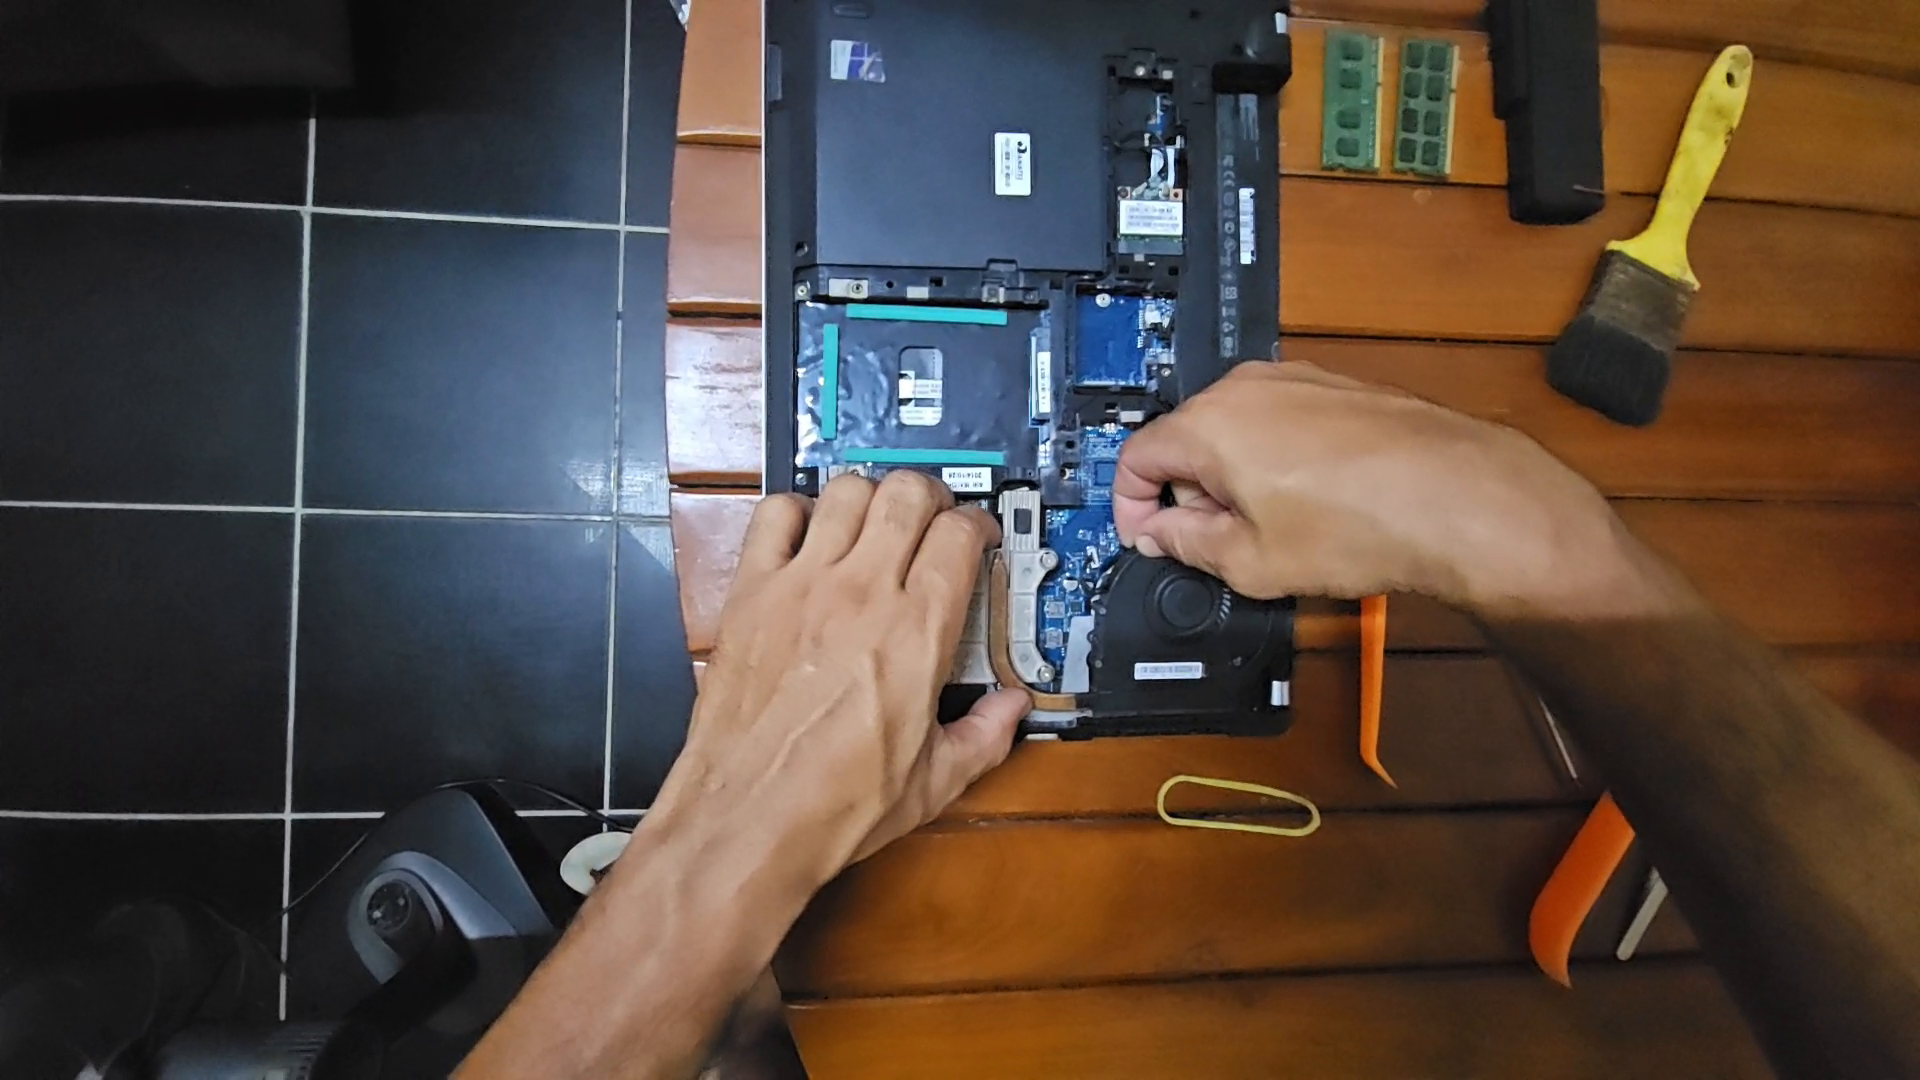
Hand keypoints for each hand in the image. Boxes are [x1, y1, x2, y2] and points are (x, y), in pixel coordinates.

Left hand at [656, 471, 1029, 884]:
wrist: (747, 821)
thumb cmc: (836, 803)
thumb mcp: (935, 781)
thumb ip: (987, 736)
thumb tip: (1013, 709)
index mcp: (916, 633)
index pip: (959, 536)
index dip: (977, 525)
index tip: (976, 536)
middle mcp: (862, 594)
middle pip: (908, 496)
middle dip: (932, 496)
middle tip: (932, 519)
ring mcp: (803, 587)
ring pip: (848, 491)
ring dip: (872, 496)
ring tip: (876, 521)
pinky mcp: (753, 594)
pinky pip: (775, 516)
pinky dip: (798, 510)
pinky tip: (810, 536)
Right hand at [1112, 361, 1670, 618]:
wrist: (1467, 501)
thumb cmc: (1361, 527)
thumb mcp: (1248, 560)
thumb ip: (1183, 543)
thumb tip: (1159, 530)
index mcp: (1208, 425)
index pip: (1134, 459)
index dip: (1130, 506)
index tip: (1147, 536)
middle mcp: (1243, 388)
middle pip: (1180, 441)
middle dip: (1183, 493)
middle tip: (1212, 539)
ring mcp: (1293, 380)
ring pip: (1227, 429)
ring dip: (1226, 476)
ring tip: (1266, 524)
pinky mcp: (1332, 385)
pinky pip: (1272, 419)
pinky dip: (1267, 458)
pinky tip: (1304, 499)